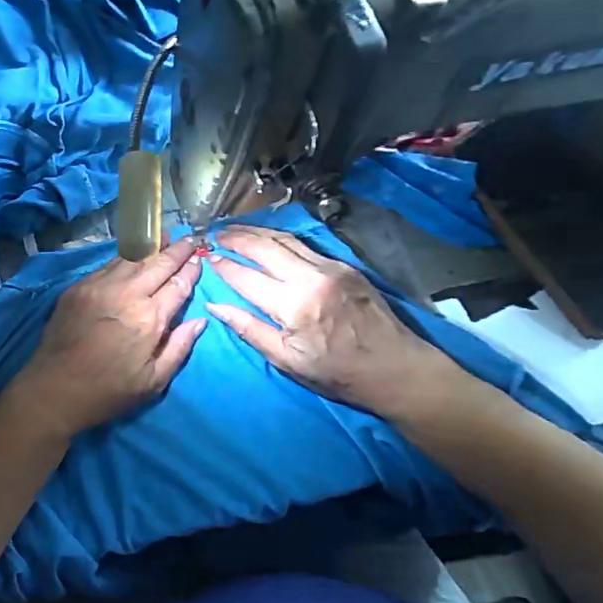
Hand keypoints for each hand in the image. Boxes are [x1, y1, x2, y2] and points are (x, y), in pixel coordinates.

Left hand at [4, 238, 207, 438]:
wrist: (53, 389)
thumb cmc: (107, 392)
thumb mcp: (153, 382)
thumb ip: (179, 348)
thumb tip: (199, 321)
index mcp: (149, 318)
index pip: (178, 284)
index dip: (191, 269)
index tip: (200, 257)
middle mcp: (126, 294)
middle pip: (157, 264)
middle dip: (177, 250)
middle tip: (190, 238)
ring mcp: (99, 287)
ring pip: (132, 259)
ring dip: (151, 248)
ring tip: (165, 238)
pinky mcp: (78, 288)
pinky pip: (108, 266)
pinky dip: (125, 259)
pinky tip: (132, 257)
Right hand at [205, 224, 470, 421]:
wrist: (395, 367)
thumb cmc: (337, 373)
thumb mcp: (287, 360)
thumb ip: (249, 329)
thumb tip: (216, 306)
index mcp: (294, 305)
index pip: (247, 277)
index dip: (224, 266)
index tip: (207, 259)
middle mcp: (311, 278)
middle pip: (265, 247)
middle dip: (237, 238)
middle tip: (216, 235)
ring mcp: (331, 267)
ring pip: (286, 240)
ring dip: (258, 232)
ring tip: (236, 230)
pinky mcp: (345, 266)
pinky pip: (305, 246)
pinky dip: (280, 239)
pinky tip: (268, 240)